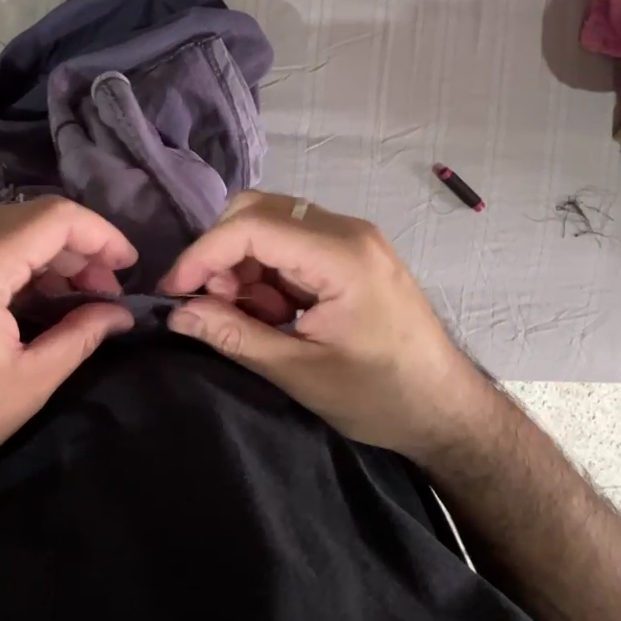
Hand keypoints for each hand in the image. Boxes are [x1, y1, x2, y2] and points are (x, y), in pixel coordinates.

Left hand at [0, 197, 135, 556]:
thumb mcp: (27, 383)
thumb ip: (81, 335)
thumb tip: (121, 313)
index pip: (54, 218)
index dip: (101, 235)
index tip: (128, 265)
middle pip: (26, 217)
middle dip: (74, 249)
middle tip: (105, 290)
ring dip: (42, 255)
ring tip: (72, 298)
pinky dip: (7, 261)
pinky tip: (28, 297)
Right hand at [158, 190, 485, 457]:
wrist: (447, 409)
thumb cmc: (380, 396)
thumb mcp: (299, 372)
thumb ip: (234, 336)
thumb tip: (178, 313)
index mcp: (340, 254)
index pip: (250, 226)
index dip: (202, 255)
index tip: (173, 293)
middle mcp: (346, 231)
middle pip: (258, 211)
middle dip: (222, 255)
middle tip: (215, 306)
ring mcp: (352, 239)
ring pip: (271, 225)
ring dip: (244, 266)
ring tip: (252, 319)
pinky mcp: (352, 254)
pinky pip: (292, 244)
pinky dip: (268, 273)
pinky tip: (276, 315)